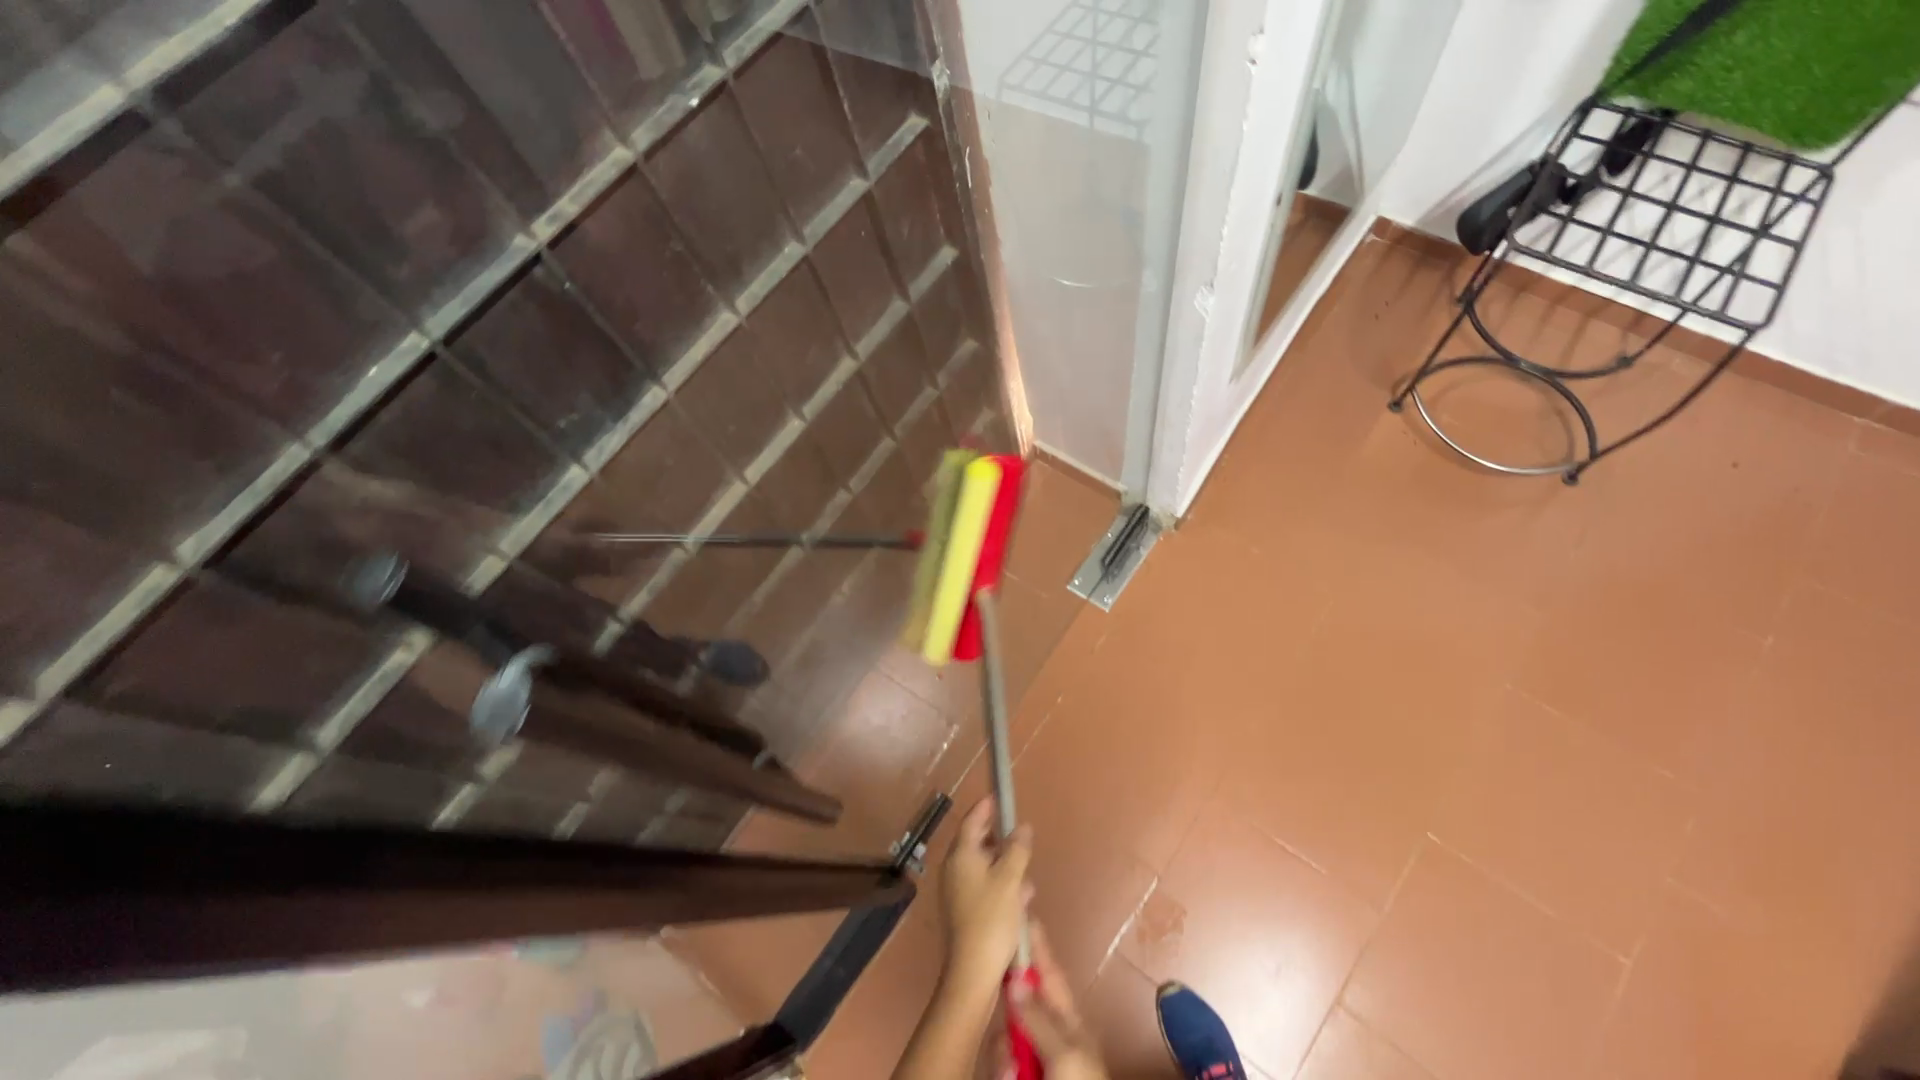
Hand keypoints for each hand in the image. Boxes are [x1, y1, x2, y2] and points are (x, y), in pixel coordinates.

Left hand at [940, 798, 1032, 989]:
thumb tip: (1021, 827)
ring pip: (985, 868)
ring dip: (1005, 869)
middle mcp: (954, 869)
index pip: (972, 821)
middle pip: (978, 843)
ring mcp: (956, 891)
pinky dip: (1002, 888)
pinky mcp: (964, 910)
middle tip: (1021, 842)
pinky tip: (1019, 902)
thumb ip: (1017, 850)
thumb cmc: (991, 919)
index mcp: (961, 856)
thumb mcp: (1011, 880)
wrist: (973, 971)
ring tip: (1025, 881)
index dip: (986, 808)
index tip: (999, 795)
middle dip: (1001, 842)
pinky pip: (985, 888)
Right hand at [1000, 925, 1109, 1079]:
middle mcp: (1048, 1032)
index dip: (1036, 946)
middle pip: (1016, 1006)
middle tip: (1006, 1028)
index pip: (1048, 974)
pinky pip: (1000, 1063)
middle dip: (1006, 1020)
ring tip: (1012, 1074)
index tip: (1023, 914)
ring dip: (1002, 1055)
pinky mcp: (1021, 1074)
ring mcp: (1034, 1055)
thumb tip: (1013, 978)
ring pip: (1003, 1037)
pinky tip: (1009, 1079)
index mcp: (1068, 1019)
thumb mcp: (1066, 1053)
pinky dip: (1002, 1072)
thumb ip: (1038, 1018)